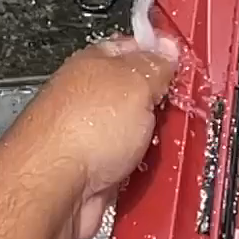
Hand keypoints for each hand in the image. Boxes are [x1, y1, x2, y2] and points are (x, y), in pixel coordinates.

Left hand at [1, 34, 178, 238]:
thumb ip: (152, 65)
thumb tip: (166, 50)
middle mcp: (89, 99)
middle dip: (162, 107)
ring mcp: (92, 138)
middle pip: (139, 97)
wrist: (54, 189)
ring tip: (160, 147)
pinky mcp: (96, 174)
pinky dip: (144, 175)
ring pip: (139, 137)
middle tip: (176, 112)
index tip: (183, 64)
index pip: (133, 49)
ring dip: (155, 145)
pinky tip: (149, 175)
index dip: (159, 55)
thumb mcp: (133, 83)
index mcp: (94, 65)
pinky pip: (133, 170)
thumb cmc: (78, 129)